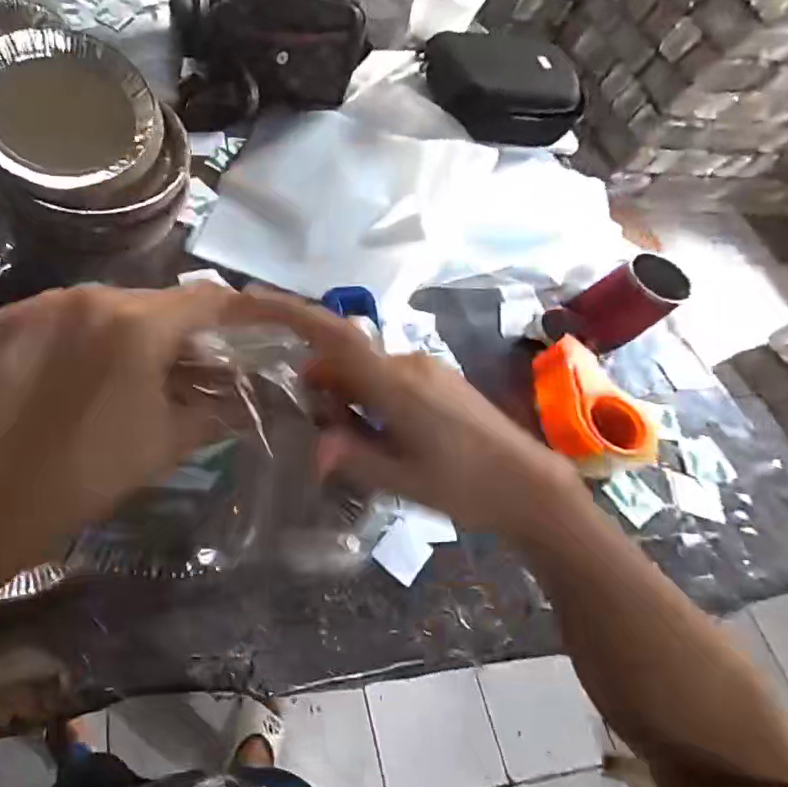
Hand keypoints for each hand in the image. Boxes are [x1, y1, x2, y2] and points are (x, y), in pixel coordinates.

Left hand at [0, 284, 239, 589]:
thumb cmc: (94, 472)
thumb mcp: (171, 441)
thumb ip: (220, 407)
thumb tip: (251, 397)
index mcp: (136, 324)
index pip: (210, 300)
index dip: (248, 310)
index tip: (270, 323)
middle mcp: (91, 296)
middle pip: (162, 301)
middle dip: (191, 330)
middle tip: (205, 364)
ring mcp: (46, 303)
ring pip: (117, 304)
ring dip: (143, 330)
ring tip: (148, 371)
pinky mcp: (13, 319)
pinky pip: (73, 314)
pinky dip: (97, 334)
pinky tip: (96, 369)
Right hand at [236, 290, 583, 536]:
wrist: (532, 486)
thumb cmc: (467, 487)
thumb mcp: (402, 481)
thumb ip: (353, 457)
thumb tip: (315, 446)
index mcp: (396, 384)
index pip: (335, 338)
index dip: (292, 314)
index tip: (254, 299)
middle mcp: (409, 364)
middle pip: (345, 358)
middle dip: (321, 385)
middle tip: (320, 432)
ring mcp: (428, 368)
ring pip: (367, 369)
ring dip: (347, 395)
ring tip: (354, 443)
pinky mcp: (441, 379)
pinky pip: (390, 376)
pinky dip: (370, 396)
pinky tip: (381, 434)